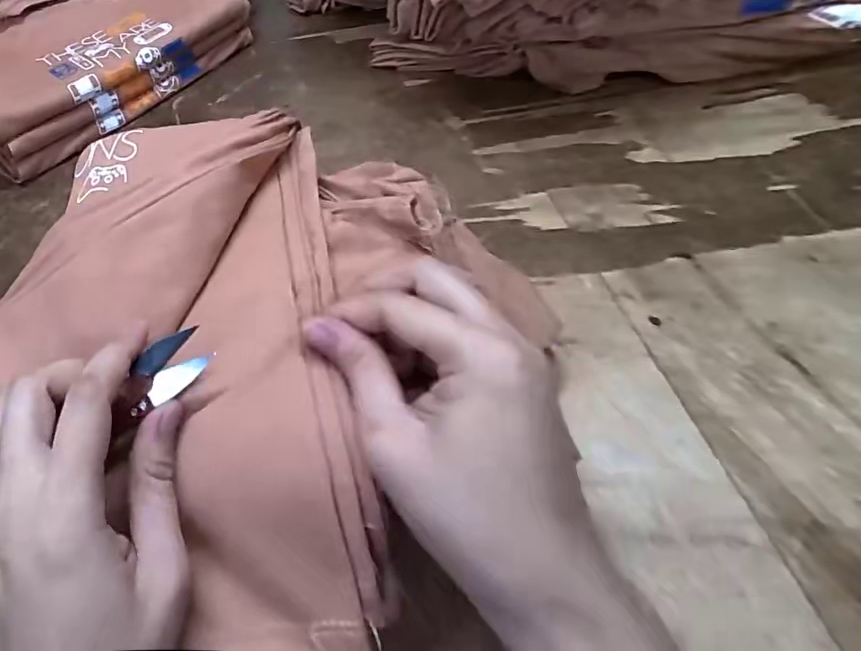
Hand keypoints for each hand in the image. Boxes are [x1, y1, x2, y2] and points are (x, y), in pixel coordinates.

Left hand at [0, 332, 190, 650]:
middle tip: (119, 385)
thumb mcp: (161, 578)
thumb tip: (168, 405)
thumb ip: (160, 482)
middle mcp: (13, 493)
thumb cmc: (119, 649)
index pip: (82, 401)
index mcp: (61, 506)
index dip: (114, 357)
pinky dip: (24, 418)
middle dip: (73, 370)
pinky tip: (60, 438)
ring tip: (92, 406)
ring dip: (45, 390)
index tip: (141, 332)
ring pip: (1, 411)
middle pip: (26, 391)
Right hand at [302, 260, 672, 650]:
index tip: (312, 331)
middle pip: (435, 276)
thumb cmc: (461, 514)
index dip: (349, 311)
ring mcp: (525, 355)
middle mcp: (511, 338)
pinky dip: (431, 327)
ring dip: (407, 305)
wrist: (547, 584)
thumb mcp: (392, 441)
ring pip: (455, 294)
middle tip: (345, 322)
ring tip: (371, 344)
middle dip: (381, 288)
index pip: (400, 304)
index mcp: (484, 352)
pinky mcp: (524, 375)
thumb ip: (358, 368)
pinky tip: (406, 366)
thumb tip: (316, 323)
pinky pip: (470, 323)